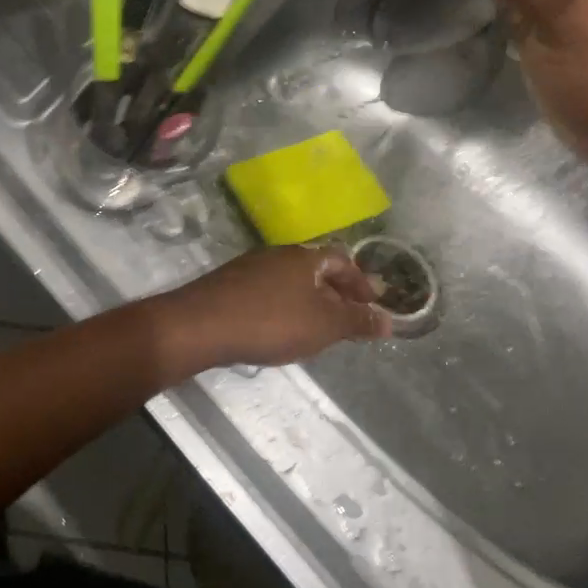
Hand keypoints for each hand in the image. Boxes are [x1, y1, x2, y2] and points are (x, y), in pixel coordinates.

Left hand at [159, 245, 389, 368]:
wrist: (199, 325)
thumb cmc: (271, 321)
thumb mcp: (325, 325)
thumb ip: (358, 321)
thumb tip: (388, 319)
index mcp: (301, 256)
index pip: (340, 259)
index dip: (360, 282)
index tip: (373, 306)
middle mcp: (273, 255)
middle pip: (313, 269)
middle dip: (335, 293)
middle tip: (349, 321)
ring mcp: (246, 269)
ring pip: (288, 282)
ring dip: (309, 302)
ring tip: (319, 331)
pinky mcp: (227, 287)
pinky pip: (266, 294)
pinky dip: (283, 309)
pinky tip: (281, 332)